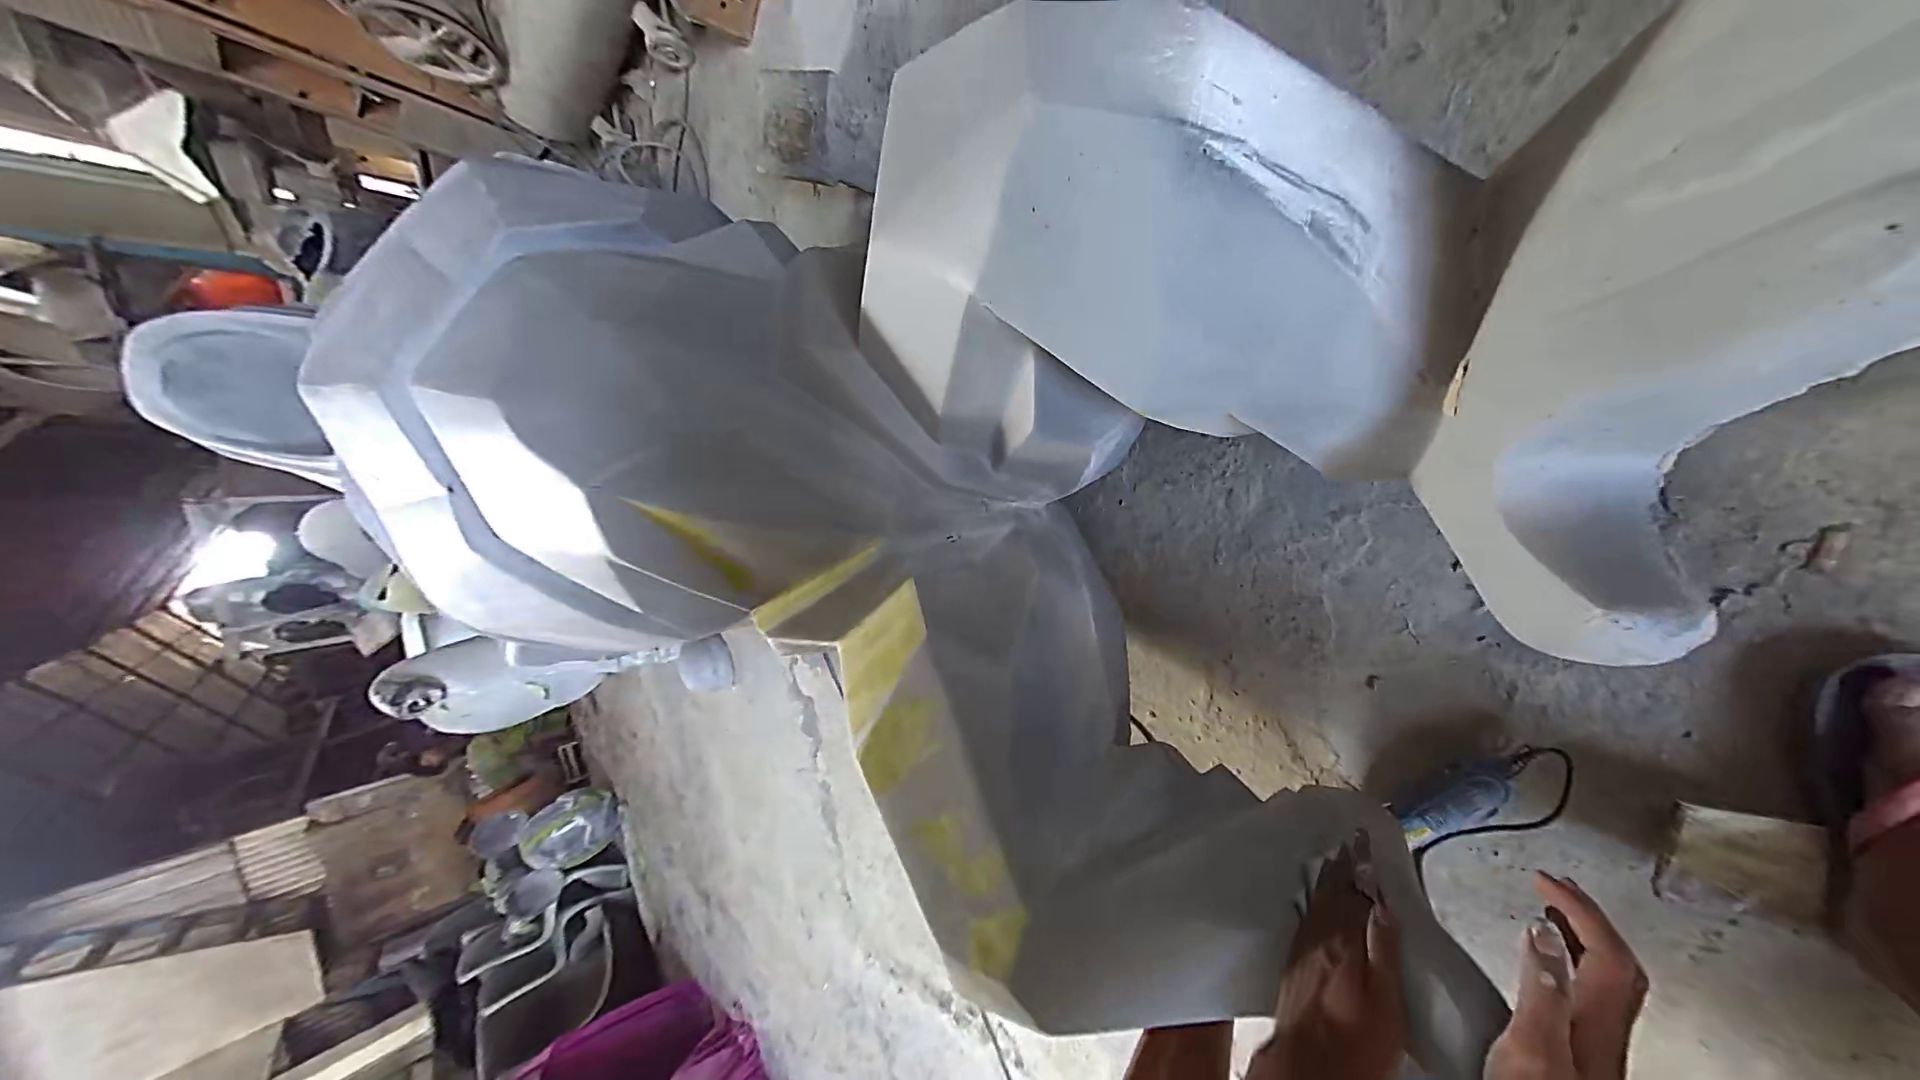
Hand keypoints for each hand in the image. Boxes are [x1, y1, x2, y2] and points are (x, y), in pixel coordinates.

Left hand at [1249, 837, 1405, 1079]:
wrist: (1308, 1060)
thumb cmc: (1357, 1038)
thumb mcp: (1387, 1000)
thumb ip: (1384, 948)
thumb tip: (1383, 903)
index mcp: (1345, 940)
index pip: (1356, 891)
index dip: (1362, 865)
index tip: (1364, 840)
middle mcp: (1319, 933)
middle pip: (1332, 890)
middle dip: (1342, 864)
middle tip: (1349, 841)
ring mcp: (1304, 943)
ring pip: (1317, 899)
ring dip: (1327, 877)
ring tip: (1335, 858)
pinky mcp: (1295, 956)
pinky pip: (1306, 913)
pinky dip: (1315, 897)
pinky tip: (1317, 895)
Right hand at [1484, 872, 1647, 1079]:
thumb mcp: (1529, 1049)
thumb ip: (1540, 991)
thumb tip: (1543, 930)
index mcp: (1594, 1024)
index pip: (1606, 954)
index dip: (1580, 911)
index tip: (1541, 878)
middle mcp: (1604, 1031)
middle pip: (1620, 966)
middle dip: (1591, 918)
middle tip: (1554, 884)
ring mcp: (1596, 1044)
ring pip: (1610, 980)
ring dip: (1586, 935)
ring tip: (1551, 909)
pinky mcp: (1580, 1051)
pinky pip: (1591, 990)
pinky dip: (1574, 959)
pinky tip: (1547, 959)